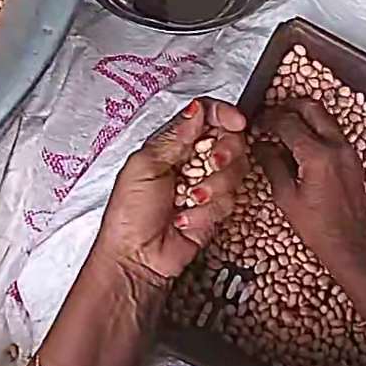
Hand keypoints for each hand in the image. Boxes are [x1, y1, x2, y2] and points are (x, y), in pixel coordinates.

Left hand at [90, 98, 249, 288]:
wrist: (137, 256)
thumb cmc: (130, 213)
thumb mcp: (144, 165)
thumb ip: (175, 136)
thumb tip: (198, 109)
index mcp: (174, 144)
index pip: (207, 116)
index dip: (224, 114)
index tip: (236, 121)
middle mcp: (194, 161)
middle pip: (231, 140)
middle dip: (226, 152)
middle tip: (211, 164)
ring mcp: (208, 184)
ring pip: (235, 171)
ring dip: (214, 186)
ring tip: (189, 200)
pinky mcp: (217, 209)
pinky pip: (230, 200)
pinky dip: (208, 210)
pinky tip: (187, 218)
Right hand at [253, 98, 365, 305]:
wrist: (350, 242)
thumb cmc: (318, 227)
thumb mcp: (286, 197)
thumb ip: (272, 165)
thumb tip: (261, 146)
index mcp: (318, 155)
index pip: (288, 123)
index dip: (268, 120)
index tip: (257, 124)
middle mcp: (337, 146)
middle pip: (311, 108)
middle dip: (287, 106)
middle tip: (270, 114)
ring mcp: (348, 150)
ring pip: (324, 117)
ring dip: (303, 115)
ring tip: (283, 125)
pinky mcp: (353, 157)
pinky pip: (333, 131)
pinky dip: (316, 128)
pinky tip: (301, 141)